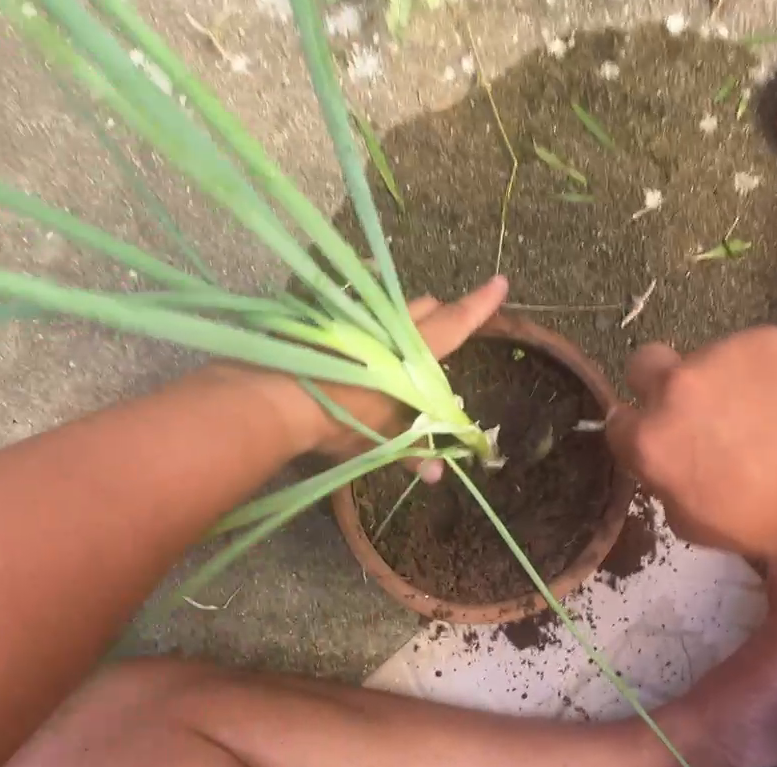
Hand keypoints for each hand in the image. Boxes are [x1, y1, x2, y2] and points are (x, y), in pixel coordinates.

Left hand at [292, 276, 509, 478]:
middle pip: (423, 308)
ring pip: (388, 307)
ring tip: (397, 338)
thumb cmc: (338, 422)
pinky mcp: (323, 320)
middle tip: (443, 327)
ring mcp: (353, 319)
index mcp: (409, 355)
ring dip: (400, 319)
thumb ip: (412, 453)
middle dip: (438, 315)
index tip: (500, 282)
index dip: (479, 305)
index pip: (454, 324)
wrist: (276, 402)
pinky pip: (354, 312)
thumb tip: (439, 473)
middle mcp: (386, 328)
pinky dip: (365, 323)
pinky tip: (356, 336)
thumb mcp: (378, 441)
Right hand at [605, 326, 776, 561]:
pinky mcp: (772, 336)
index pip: (617, 421)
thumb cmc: (770, 521)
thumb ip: (666, 483)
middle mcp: (678, 386)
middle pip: (644, 364)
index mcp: (652, 439)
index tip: (661, 442)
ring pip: (708, 359)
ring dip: (722, 381)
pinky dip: (767, 372)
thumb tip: (669, 461)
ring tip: (766, 414)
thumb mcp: (696, 526)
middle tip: (697, 412)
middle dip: (658, 384)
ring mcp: (726, 353)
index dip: (638, 433)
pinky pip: (756, 352)